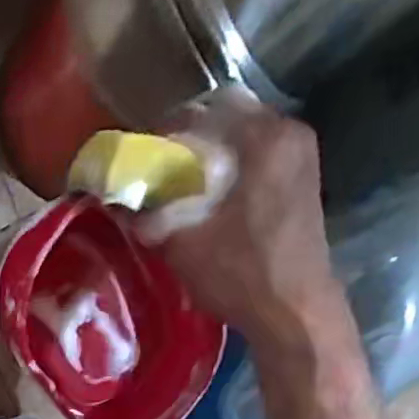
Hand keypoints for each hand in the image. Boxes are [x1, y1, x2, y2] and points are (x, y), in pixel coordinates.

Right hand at [139, 92, 347, 353]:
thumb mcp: (183, 246)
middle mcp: (289, 132)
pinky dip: (229, 165)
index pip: (204, 109)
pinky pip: (257, 154)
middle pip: (227, 115)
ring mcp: (300, 154)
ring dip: (209, 152)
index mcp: (262, 138)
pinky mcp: (301, 177)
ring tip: (178, 184)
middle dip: (188, 138)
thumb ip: (149, 217)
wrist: (293, 309)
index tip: (139, 157)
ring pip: (242, 135)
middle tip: (156, 169)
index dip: (165, 130)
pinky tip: (207, 196)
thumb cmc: (240, 273)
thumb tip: (117, 203)